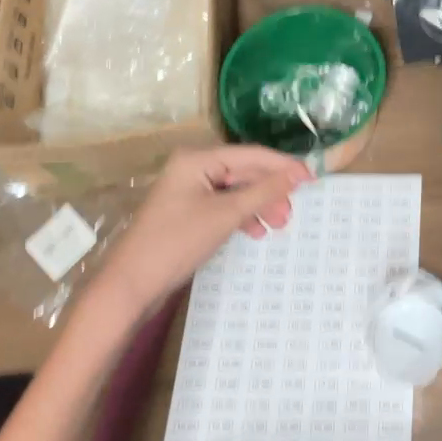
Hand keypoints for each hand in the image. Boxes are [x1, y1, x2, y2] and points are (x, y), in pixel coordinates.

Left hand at [98, 146, 311, 307]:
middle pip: (242, 171)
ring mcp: (187, 191)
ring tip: (278, 224)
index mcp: (197, 159)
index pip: (250, 154)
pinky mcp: (186, 212)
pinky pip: (222, 205)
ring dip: (258, 205)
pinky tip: (255, 231)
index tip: (311, 177)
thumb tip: (296, 173)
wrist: (130, 285)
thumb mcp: (225, 215)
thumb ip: (263, 191)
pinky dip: (241, 216)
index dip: (282, 165)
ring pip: (234, 190)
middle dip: (269, 190)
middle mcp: (191, 168)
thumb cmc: (177, 242)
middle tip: (293, 209)